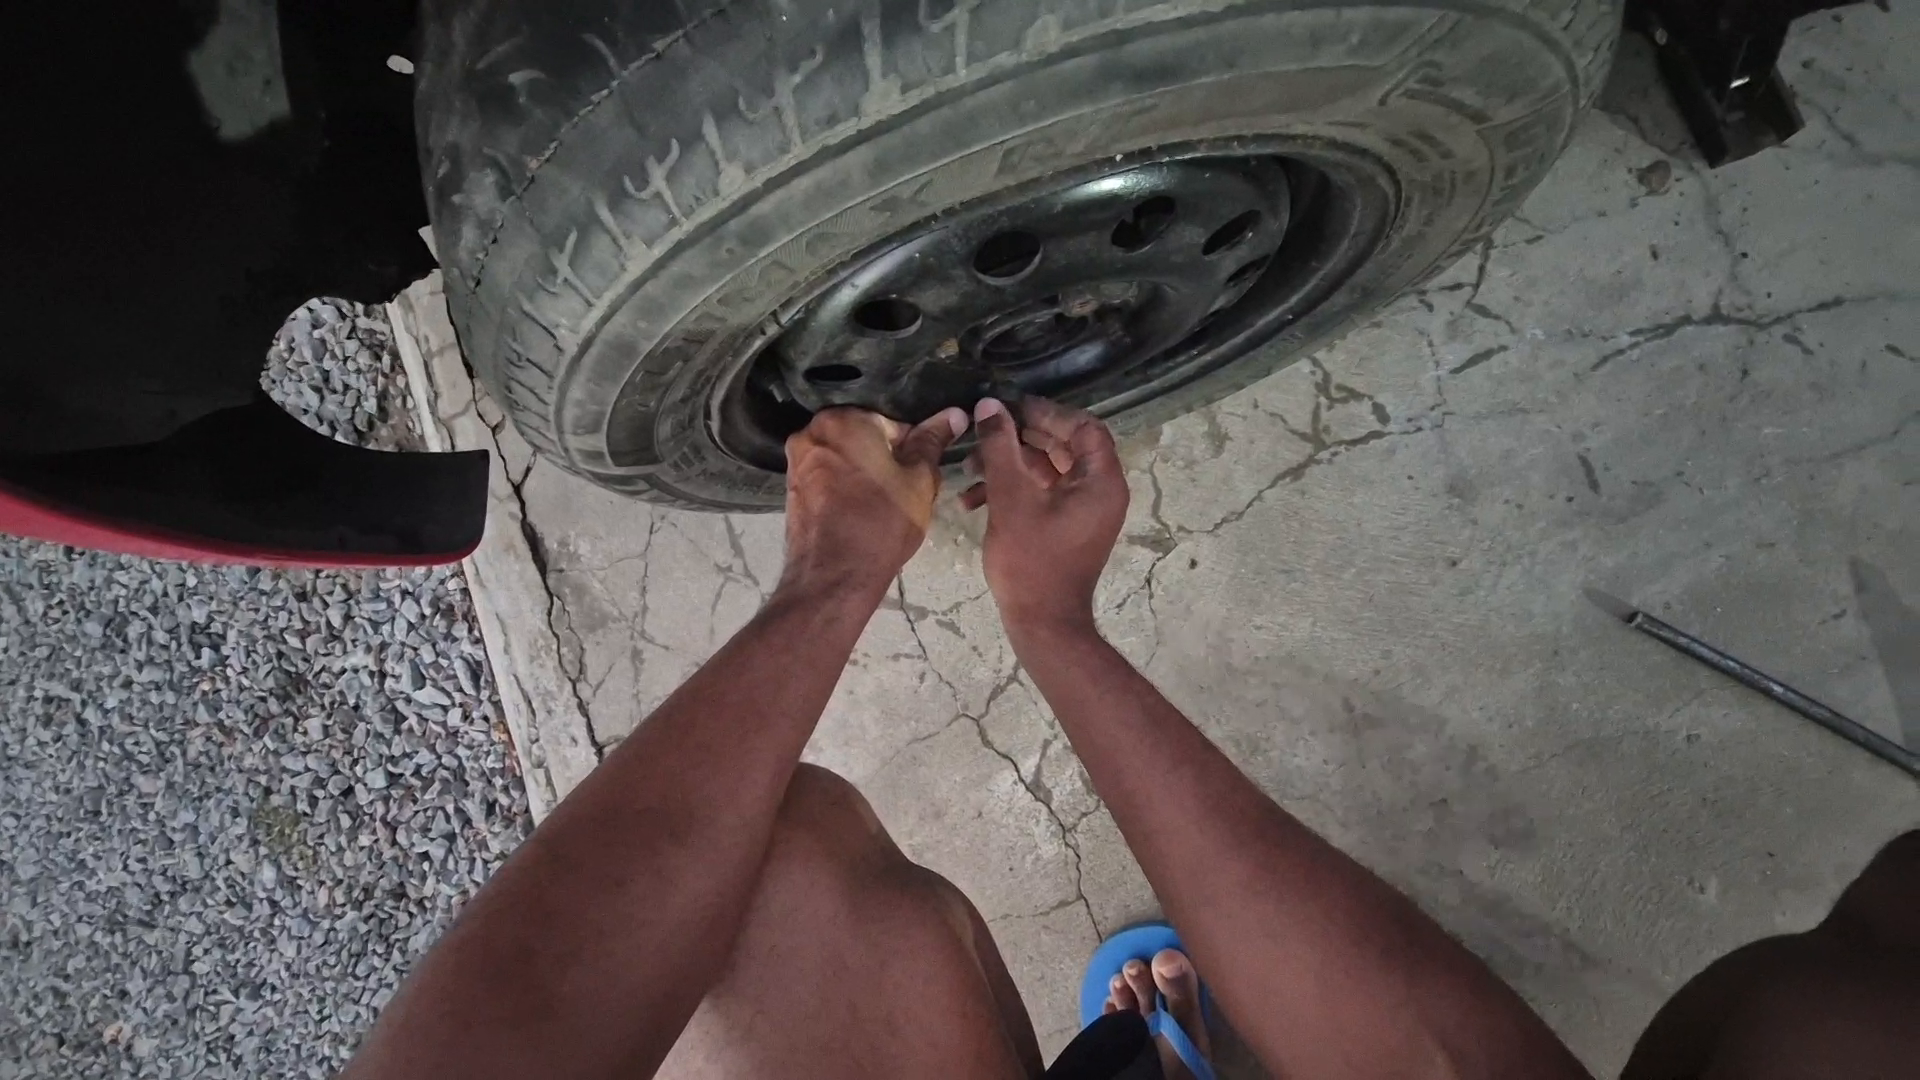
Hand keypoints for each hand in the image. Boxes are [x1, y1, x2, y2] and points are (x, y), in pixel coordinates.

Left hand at [781, 406, 968, 598]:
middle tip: (905, 490)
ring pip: (845, 458)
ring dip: (866, 474)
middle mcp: (811, 432)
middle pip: (864, 437)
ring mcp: (796, 462)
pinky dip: (845, 489)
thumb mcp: (919, 481)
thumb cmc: (882, 523)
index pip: (891, 421)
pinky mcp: (791, 489)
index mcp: (843, 419)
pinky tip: (860, 513)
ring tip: (884, 505)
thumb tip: (954, 414)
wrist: (834, 577)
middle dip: (886, 458)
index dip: (912, 448)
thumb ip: (933, 442)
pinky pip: (828, 478)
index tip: (919, 474)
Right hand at [963, 397, 1128, 634]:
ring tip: (968, 469)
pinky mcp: (1065, 527)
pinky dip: (1012, 491)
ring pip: (1046, 471)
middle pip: (1062, 446)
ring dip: (1008, 466)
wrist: (1042, 623)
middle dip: (1018, 439)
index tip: (1009, 408)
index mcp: (1101, 482)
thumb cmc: (1031, 560)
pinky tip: (973, 500)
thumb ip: (1000, 448)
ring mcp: (1082, 511)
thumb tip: (989, 406)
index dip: (1046, 413)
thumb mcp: (1011, 498)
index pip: (1083, 428)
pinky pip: (1042, 495)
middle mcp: (1099, 492)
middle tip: (984, 432)